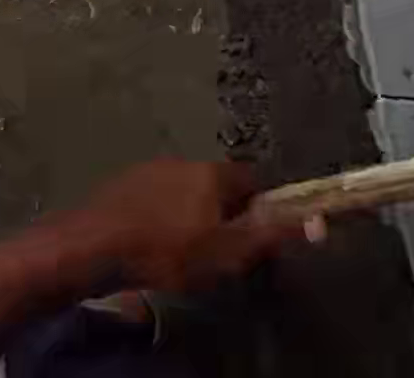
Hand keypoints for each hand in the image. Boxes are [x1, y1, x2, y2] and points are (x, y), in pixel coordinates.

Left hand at [79, 159, 298, 291]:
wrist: (99, 242)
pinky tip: (155, 236)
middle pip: (217, 182)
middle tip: (223, 246)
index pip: (252, 178)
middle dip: (225, 209)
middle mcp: (184, 161)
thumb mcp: (226, 253)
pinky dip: (165, 211)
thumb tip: (314, 219)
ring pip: (186, 187)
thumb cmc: (169, 250)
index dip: (262, 204)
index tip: (260, 231)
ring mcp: (152, 167)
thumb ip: (268, 235)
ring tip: (186, 245)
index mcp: (211, 173)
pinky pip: (159, 194)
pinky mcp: (127, 181)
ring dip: (192, 210)